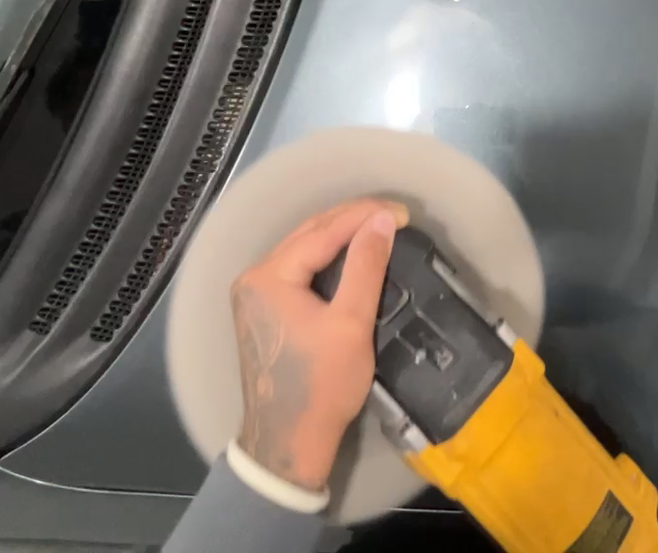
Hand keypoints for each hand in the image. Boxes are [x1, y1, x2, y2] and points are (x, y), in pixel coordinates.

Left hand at [230, 197, 408, 490]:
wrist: (289, 445)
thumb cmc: (321, 385)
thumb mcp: (350, 323)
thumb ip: (366, 266)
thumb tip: (381, 219)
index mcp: (269, 276)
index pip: (323, 231)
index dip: (364, 216)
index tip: (402, 213)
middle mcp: (256, 277)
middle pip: (310, 232)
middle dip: (353, 218)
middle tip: (394, 215)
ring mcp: (257, 293)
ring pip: (305, 247)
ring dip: (342, 234)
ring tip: (379, 227)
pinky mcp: (266, 309)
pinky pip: (301, 266)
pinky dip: (330, 255)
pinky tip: (354, 252)